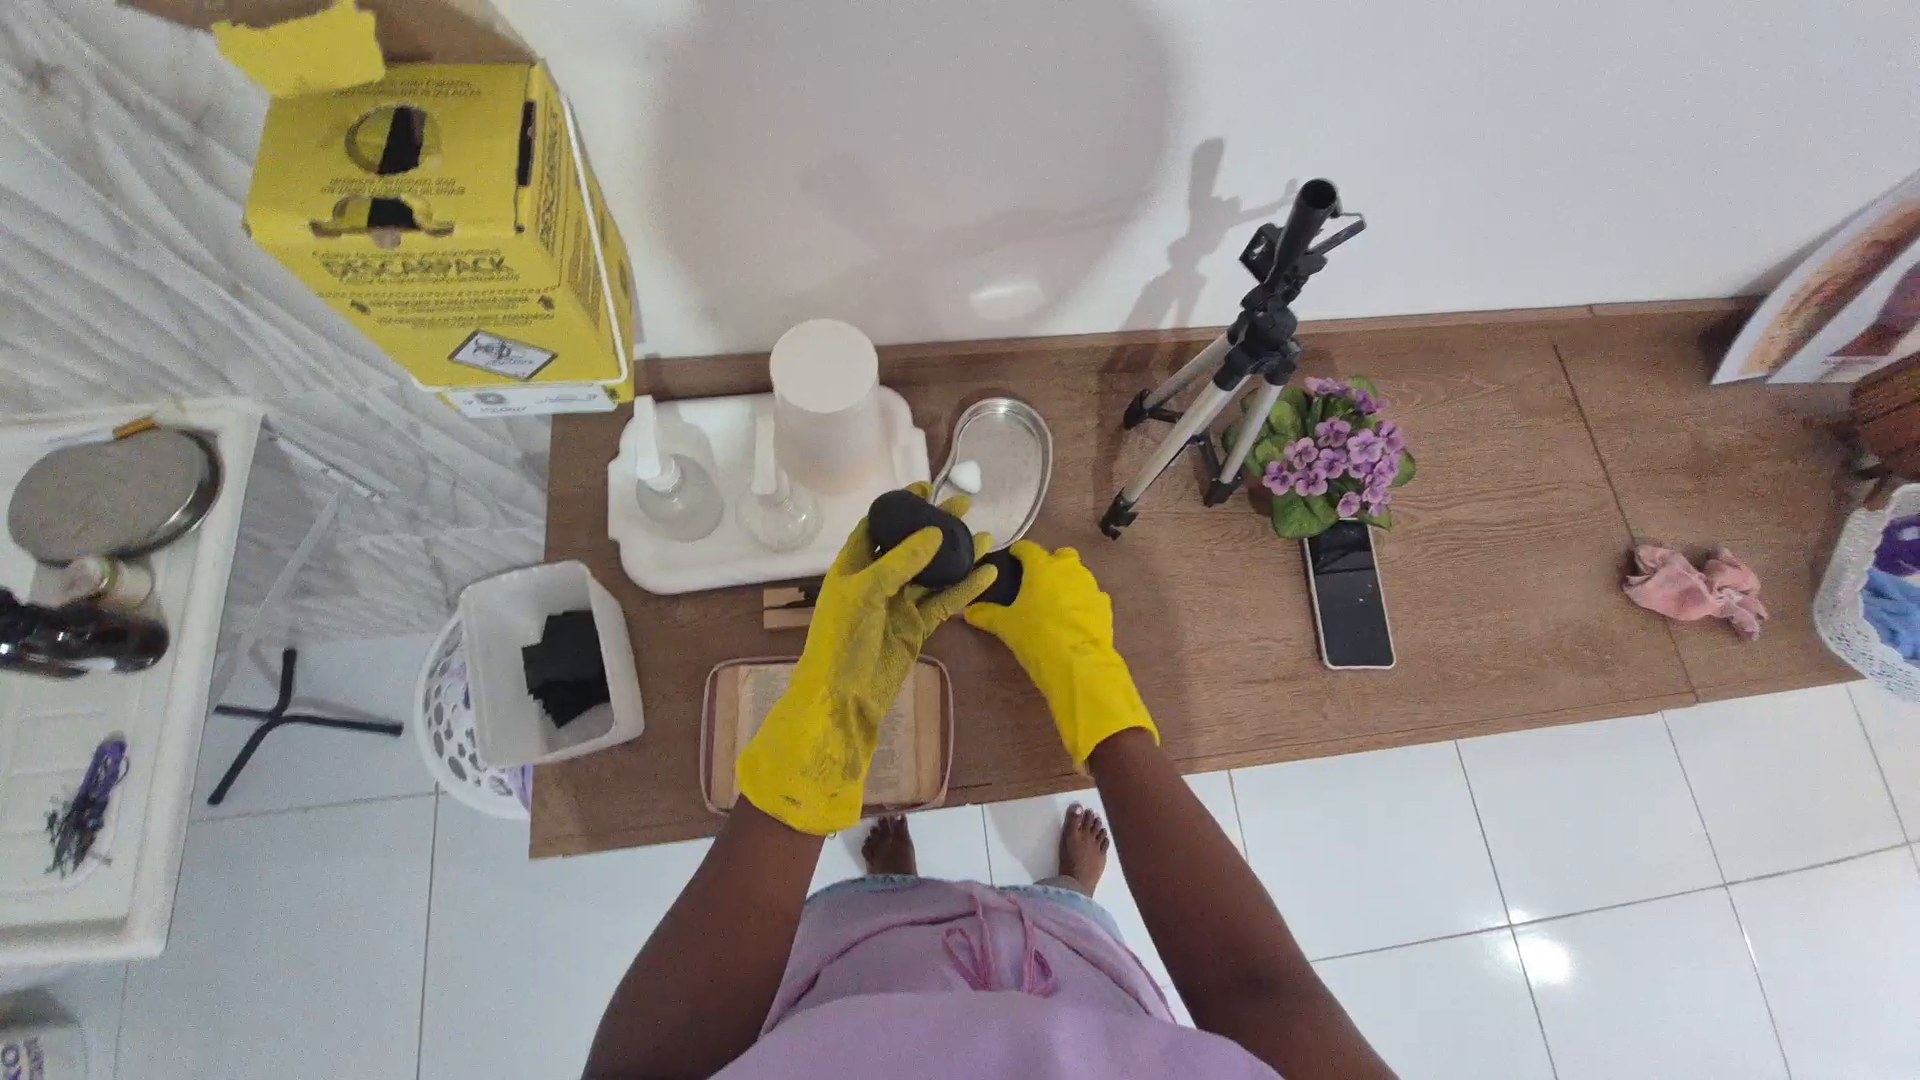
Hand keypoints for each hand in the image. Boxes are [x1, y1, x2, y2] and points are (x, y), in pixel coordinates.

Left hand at [737, 484, 996, 834]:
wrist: (843, 698)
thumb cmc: (842, 640)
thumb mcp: (866, 593)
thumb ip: (900, 561)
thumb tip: (935, 532)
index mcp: (853, 566)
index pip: (877, 526)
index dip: (899, 506)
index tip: (925, 487)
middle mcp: (877, 581)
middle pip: (911, 546)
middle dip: (936, 525)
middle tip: (965, 504)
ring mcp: (899, 605)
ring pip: (933, 574)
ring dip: (957, 556)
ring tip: (985, 534)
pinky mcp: (917, 628)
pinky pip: (944, 602)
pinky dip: (965, 588)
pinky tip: (987, 572)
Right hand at [963, 542, 1157, 768]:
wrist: (1076, 662)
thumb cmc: (1035, 635)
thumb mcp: (1006, 626)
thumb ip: (986, 614)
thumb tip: (966, 611)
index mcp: (1042, 567)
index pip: (1028, 548)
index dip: (1019, 552)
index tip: (1013, 558)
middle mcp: (1068, 569)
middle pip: (1060, 555)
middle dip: (1050, 563)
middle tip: (1038, 581)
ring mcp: (1090, 585)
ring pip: (1078, 575)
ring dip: (1068, 582)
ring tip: (1056, 602)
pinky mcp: (1104, 605)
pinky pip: (1091, 596)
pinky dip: (1082, 602)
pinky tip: (1074, 618)